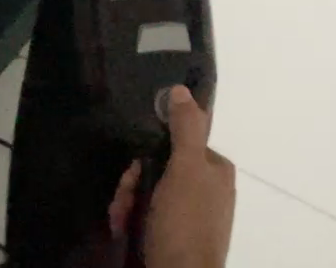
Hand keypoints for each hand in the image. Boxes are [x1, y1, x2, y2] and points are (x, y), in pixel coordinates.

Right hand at [109, 86, 235, 267]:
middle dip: (136, 181)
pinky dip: (132, 223)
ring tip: (119, 218)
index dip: (153, 151)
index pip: (180, 145)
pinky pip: (150, 222)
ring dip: (129, 203)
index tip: (134, 165)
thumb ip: (185, 128)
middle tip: (124, 198)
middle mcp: (207, 192)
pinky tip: (120, 230)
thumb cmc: (186, 224)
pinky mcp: (174, 244)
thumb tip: (182, 89)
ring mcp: (191, 221)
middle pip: (162, 171)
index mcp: (216, 170)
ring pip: (152, 196)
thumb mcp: (186, 168)